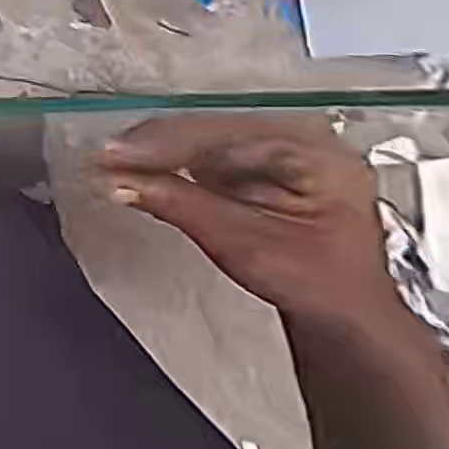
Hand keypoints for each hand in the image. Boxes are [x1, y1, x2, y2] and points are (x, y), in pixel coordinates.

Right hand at [97, 115, 404, 333]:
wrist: (342, 319)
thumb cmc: (313, 285)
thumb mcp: (245, 244)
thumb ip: (180, 203)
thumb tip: (117, 181)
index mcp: (311, 149)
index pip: (220, 134)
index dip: (161, 145)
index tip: (114, 155)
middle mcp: (294, 137)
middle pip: (208, 129)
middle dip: (153, 146)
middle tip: (105, 158)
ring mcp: (275, 148)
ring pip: (199, 137)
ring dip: (155, 152)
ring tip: (114, 163)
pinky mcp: (254, 162)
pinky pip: (202, 152)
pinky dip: (168, 163)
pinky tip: (139, 169)